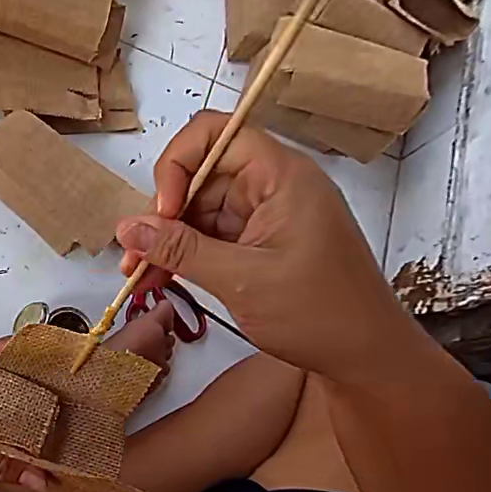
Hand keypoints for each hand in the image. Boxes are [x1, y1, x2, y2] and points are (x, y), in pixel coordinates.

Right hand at [114, 111, 430, 383]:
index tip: (164, 211)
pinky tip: (157, 278)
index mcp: (280, 177)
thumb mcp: (241, 280)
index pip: (215, 134)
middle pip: (196, 176)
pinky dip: (178, 255)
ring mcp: (259, 215)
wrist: (364, 357)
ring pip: (194, 210)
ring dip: (163, 240)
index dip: (178, 163)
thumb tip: (126, 227)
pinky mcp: (252, 242)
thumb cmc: (320, 313)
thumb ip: (180, 250)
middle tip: (135, 255)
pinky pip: (203, 236)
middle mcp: (268, 186)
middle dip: (161, 213)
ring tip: (139, 275)